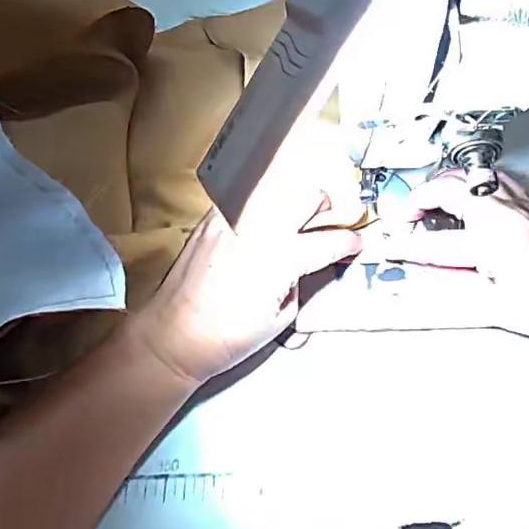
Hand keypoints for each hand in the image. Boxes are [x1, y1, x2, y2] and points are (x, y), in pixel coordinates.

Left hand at [123, 208, 361, 384]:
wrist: (174, 335)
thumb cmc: (226, 336)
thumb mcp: (280, 317)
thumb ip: (299, 282)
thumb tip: (305, 267)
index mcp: (283, 257)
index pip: (329, 240)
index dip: (349, 242)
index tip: (354, 243)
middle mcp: (260, 229)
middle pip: (308, 197)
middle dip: (323, 210)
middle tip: (323, 227)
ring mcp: (233, 219)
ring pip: (277, 192)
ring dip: (291, 206)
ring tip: (289, 227)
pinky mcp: (211, 220)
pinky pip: (244, 201)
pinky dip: (258, 210)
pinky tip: (257, 230)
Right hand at [378, 172, 528, 355]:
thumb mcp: (498, 308)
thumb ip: (456, 288)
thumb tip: (428, 278)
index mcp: (493, 236)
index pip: (436, 240)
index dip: (408, 245)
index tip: (394, 247)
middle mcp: (507, 212)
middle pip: (451, 187)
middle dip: (421, 199)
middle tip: (407, 215)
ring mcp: (524, 206)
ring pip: (476, 177)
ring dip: (448, 185)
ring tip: (434, 200)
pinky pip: (498, 181)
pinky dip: (475, 184)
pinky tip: (475, 198)